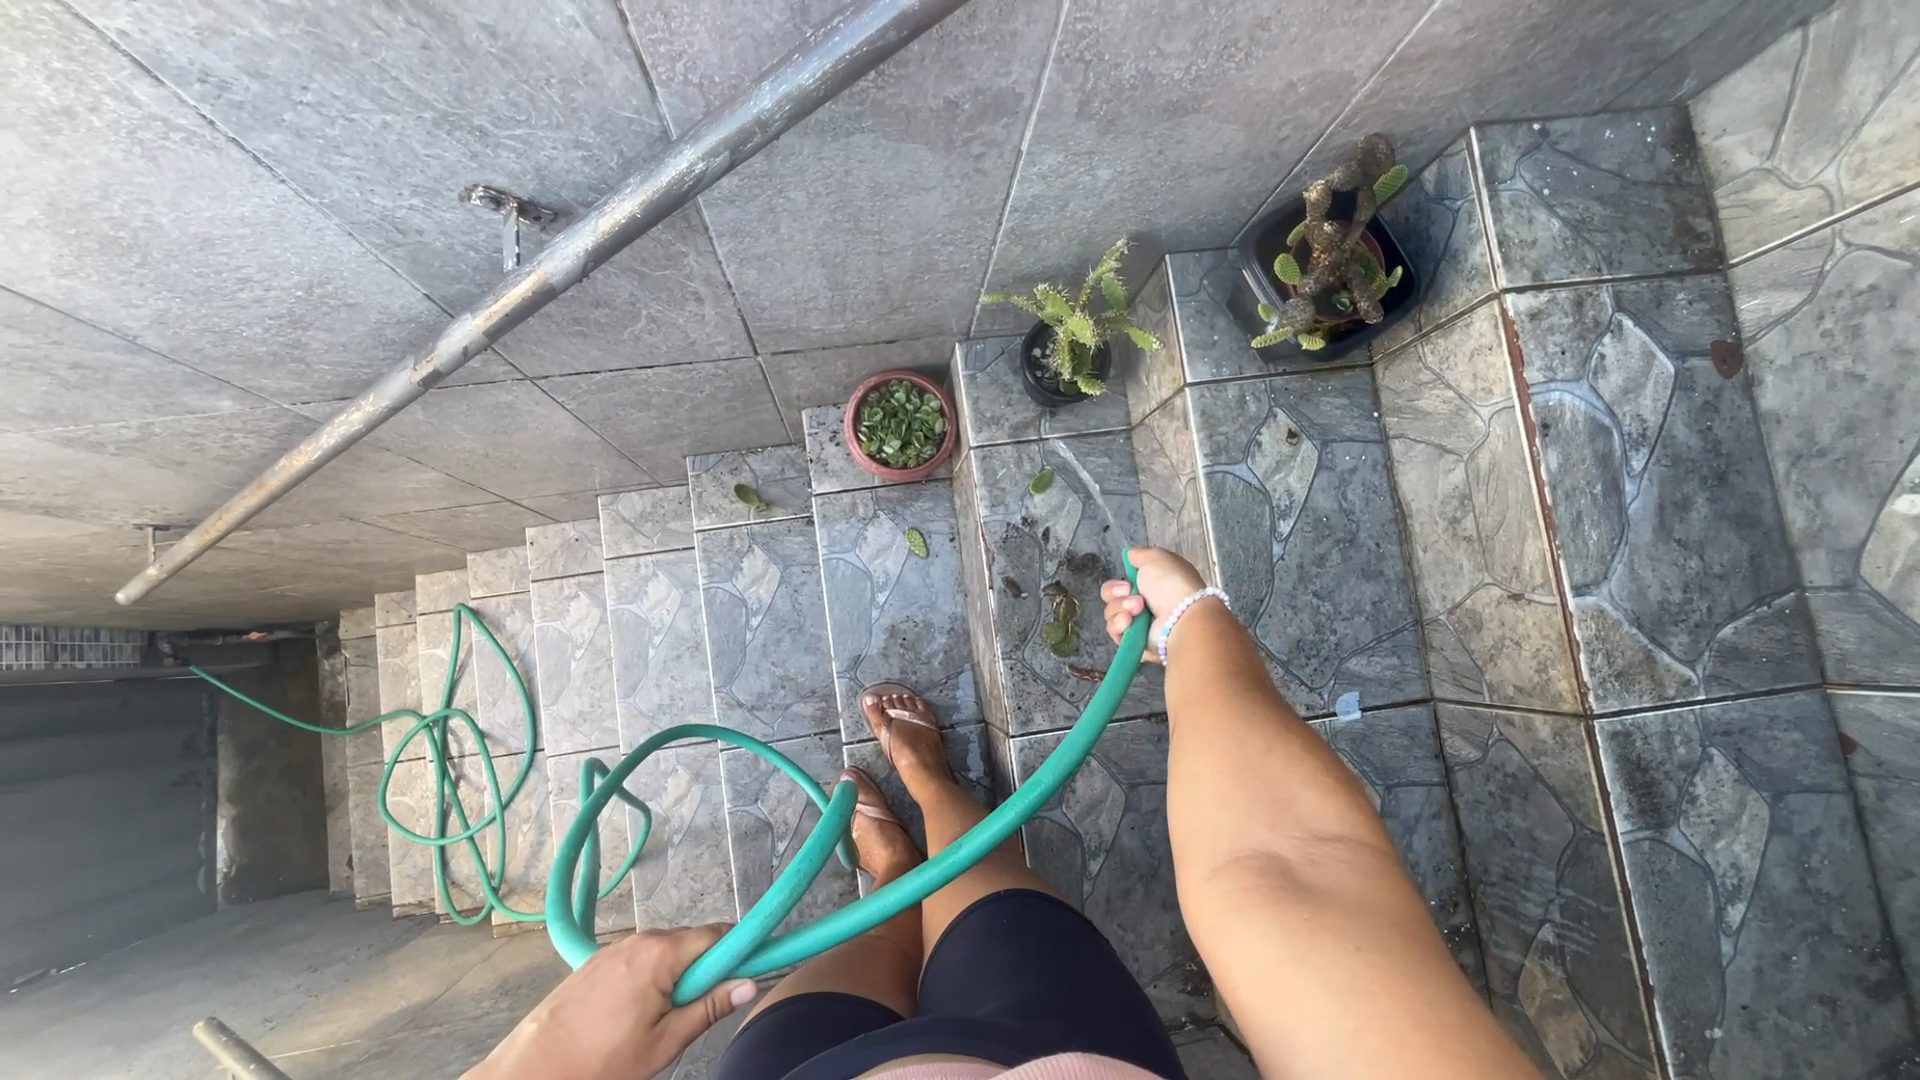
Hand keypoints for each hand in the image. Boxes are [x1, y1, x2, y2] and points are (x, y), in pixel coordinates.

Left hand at [466, 925, 756, 1079]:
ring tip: (660, 1018)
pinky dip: (649, 976)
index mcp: (662, 953)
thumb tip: (750, 984)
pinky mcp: (596, 960)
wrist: (528, 1075)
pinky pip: (639, 958)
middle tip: (699, 1009)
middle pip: (691, 941)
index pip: (718, 934)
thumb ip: (708, 1008)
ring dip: (675, 973)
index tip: (753, 966)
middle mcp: (641, 939)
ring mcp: (615, 947)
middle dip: (704, 967)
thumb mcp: (663, 1044)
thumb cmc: (601, 1063)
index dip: (739, 948)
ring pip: (664, 951)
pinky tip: (633, 1013)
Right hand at [1101, 547, 1206, 663]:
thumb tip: (1130, 555)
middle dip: (1116, 595)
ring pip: (1111, 614)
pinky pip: (1114, 632)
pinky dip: (1119, 625)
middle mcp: (1145, 605)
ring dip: (1120, 608)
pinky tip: (1129, 623)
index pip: (1122, 585)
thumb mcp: (1156, 558)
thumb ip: (1140, 555)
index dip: (1118, 584)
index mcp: (1151, 587)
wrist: (1181, 616)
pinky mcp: (1134, 642)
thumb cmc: (1171, 584)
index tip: (1126, 584)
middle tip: (1132, 596)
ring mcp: (1139, 625)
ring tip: (1138, 610)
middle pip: (1112, 599)